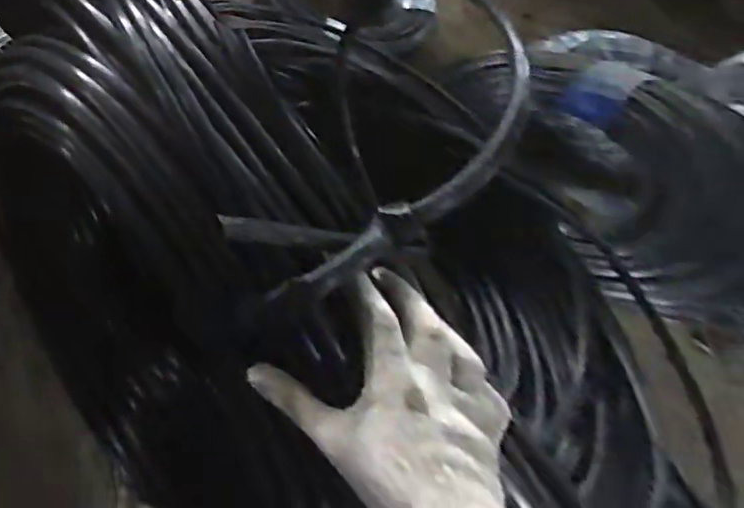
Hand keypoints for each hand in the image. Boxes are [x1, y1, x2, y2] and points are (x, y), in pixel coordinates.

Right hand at [248, 269, 510, 507]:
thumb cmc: (388, 475)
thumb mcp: (331, 437)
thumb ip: (293, 400)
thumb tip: (251, 370)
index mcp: (396, 380)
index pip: (382, 322)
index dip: (367, 292)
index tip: (354, 267)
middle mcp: (435, 385)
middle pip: (430, 329)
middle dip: (410, 296)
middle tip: (390, 273)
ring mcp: (469, 409)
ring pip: (465, 355)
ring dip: (445, 326)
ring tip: (427, 312)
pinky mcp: (492, 433)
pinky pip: (489, 392)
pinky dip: (476, 373)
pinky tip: (467, 371)